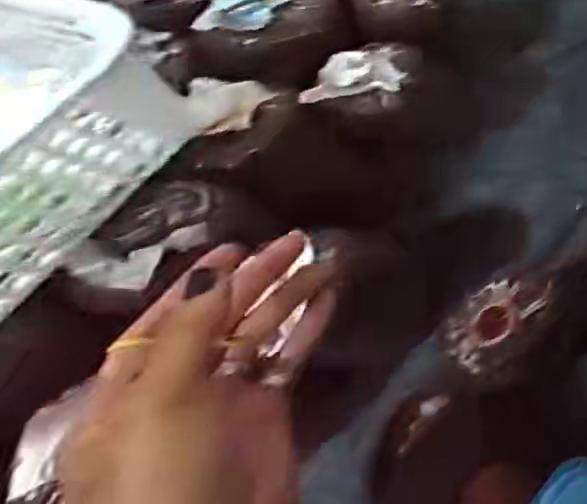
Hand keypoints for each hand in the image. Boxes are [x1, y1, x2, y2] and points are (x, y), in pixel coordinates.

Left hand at [59, 232, 340, 503]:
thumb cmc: (163, 469)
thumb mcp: (160, 401)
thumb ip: (186, 333)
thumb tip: (214, 267)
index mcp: (129, 391)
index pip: (160, 324)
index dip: (196, 284)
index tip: (239, 245)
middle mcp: (176, 389)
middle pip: (218, 321)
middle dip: (256, 279)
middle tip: (299, 241)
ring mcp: (225, 399)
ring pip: (260, 333)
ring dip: (291, 297)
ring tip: (328, 263)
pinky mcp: (268, 407)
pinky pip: (289, 356)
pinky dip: (310, 325)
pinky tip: (331, 299)